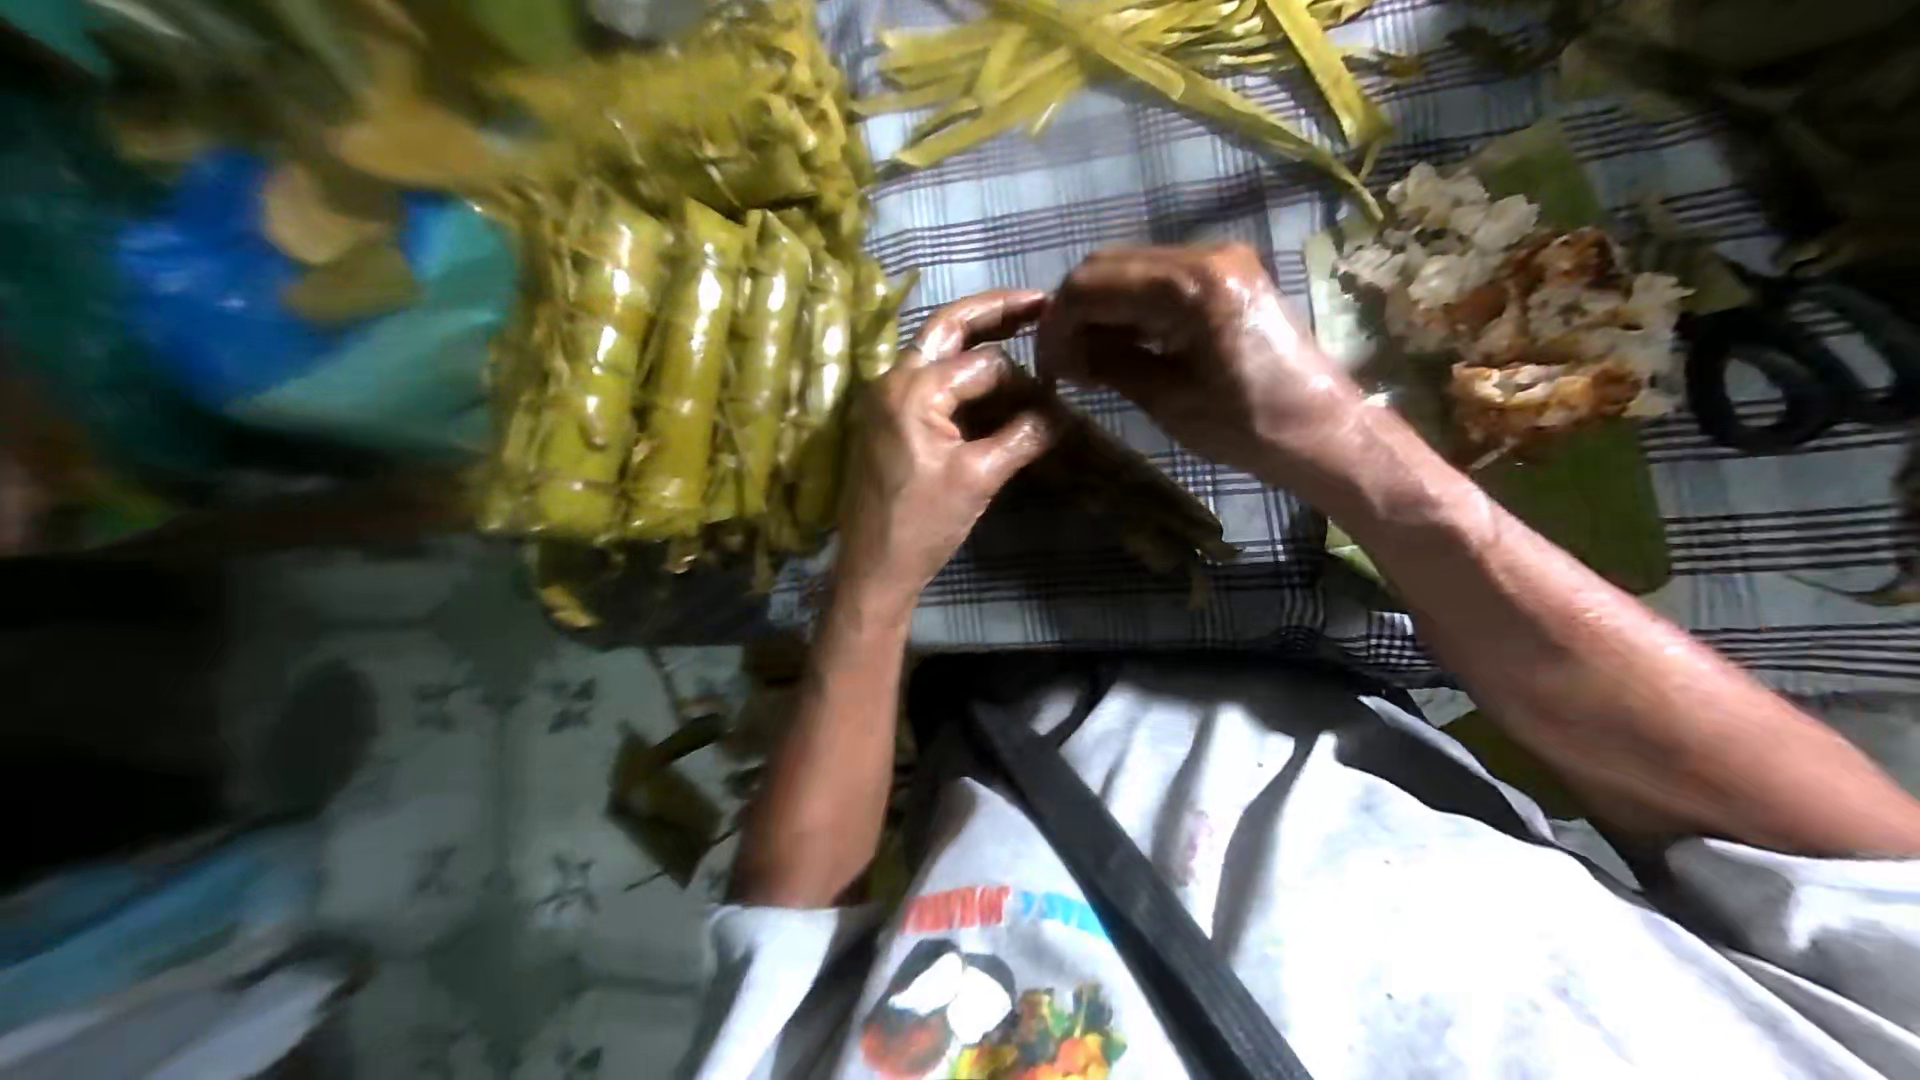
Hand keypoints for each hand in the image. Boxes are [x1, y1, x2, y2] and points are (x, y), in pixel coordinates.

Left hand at [835, 290, 1059, 613]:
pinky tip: (990, 384)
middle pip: (948, 328)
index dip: (1024, 381)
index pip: (984, 364)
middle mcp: (892, 381)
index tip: (1053, 403)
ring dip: (976, 341)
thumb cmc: (923, 525)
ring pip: (936, 352)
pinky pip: (928, 382)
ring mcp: (885, 399)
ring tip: (1020, 330)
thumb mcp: (980, 478)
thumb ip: (1023, 436)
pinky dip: (960, 376)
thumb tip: (1061, 413)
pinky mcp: (887, 419)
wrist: (875, 567)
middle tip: (1038, 303)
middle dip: (993, 313)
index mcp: (913, 390)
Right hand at [1036, 244, 1366, 482]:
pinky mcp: (1224, 276)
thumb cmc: (1247, 425)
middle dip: (1072, 312)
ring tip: (1084, 360)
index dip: (1057, 323)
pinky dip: (1126, 309)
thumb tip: (1063, 354)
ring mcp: (1218, 260)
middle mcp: (1205, 255)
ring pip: (1128, 269)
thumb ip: (1109, 363)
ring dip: (1097, 310)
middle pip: (1107, 265)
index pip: (1094, 283)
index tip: (1046, 366)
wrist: (1320, 430)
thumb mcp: (1167, 399)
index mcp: (1193, 286)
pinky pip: (1155, 281)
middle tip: (1060, 363)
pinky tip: (1117, 346)